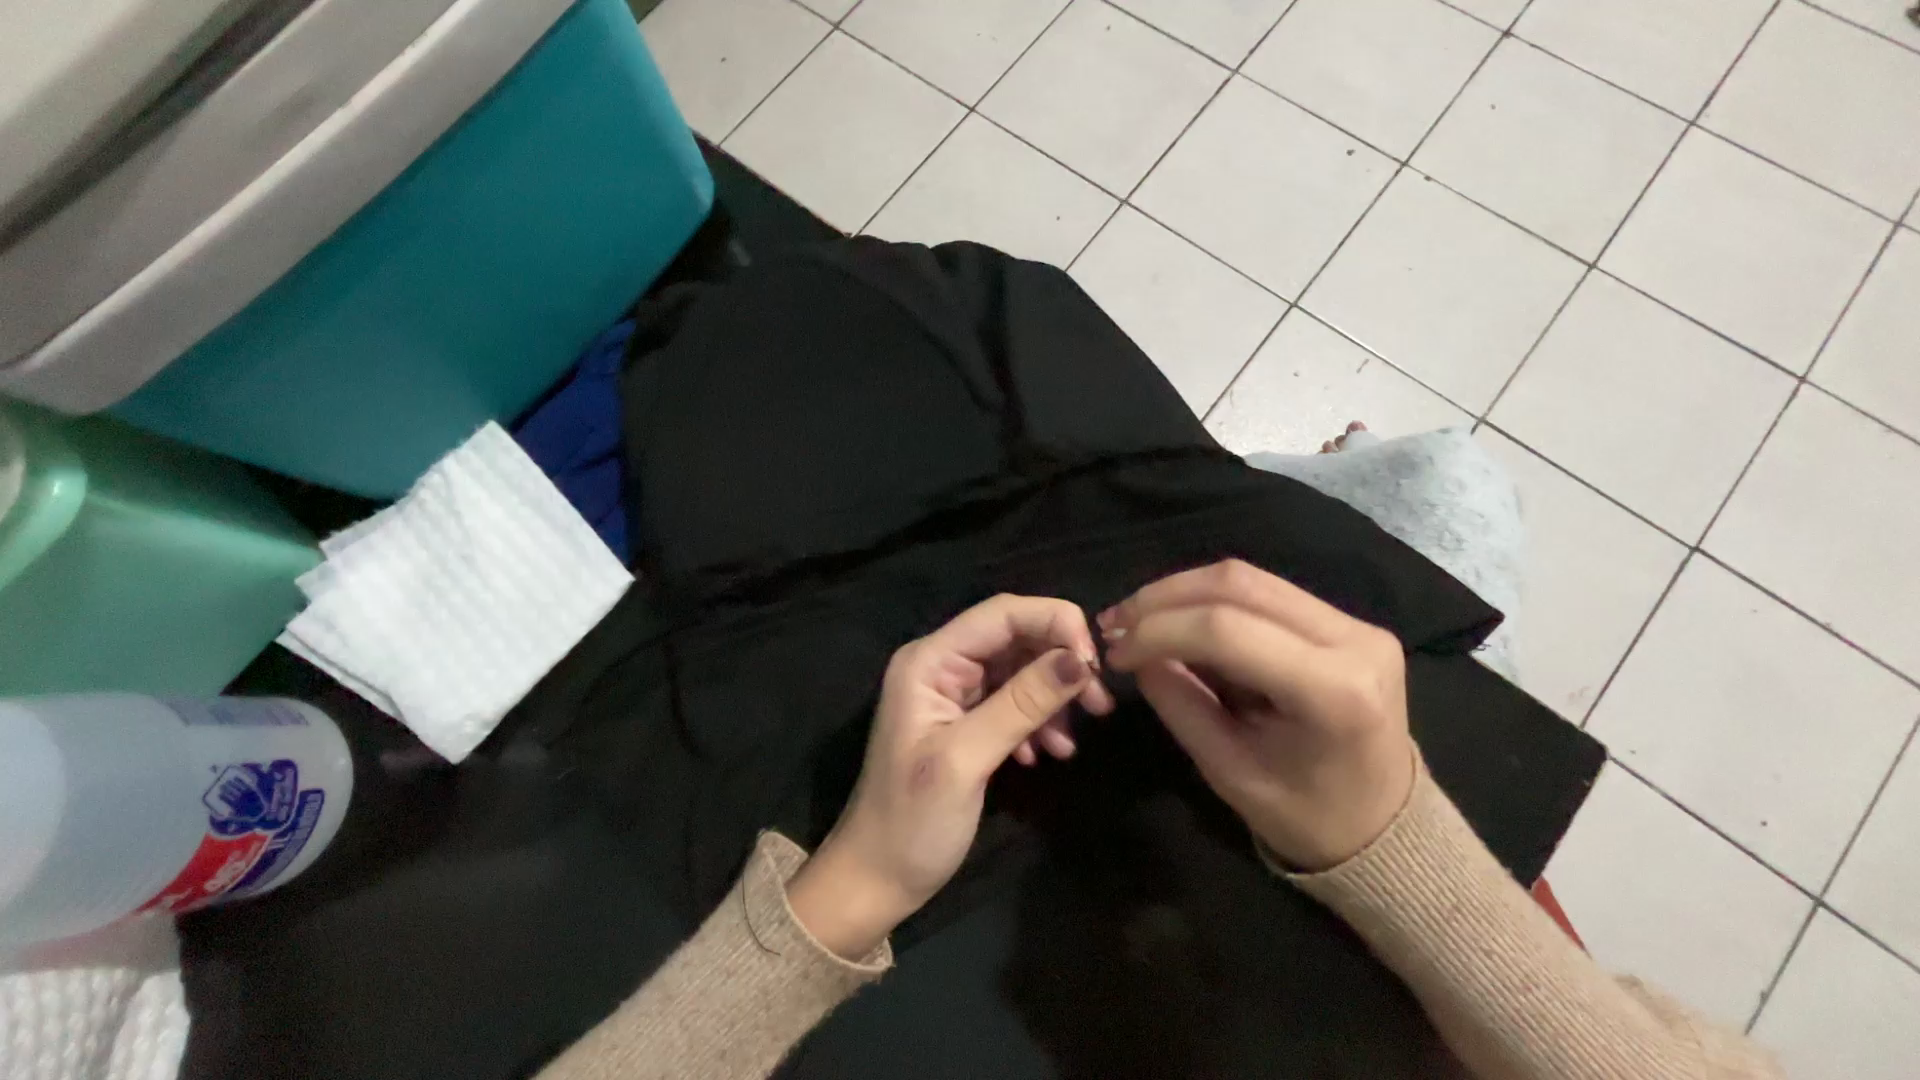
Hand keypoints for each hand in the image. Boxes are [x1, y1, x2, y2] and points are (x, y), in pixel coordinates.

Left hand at [787, 595, 1113, 957]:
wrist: (877, 879)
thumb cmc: (911, 821)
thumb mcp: (967, 759)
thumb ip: (1022, 703)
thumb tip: (1081, 661)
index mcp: (929, 660)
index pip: (1002, 613)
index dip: (1055, 624)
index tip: (1095, 666)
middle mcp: (940, 665)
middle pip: (1016, 638)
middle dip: (1060, 665)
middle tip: (1099, 706)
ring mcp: (952, 694)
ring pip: (1020, 671)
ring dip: (1052, 700)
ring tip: (1070, 746)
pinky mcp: (965, 722)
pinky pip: (1013, 702)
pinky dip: (1037, 722)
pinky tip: (1047, 755)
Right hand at [1100, 560, 1415, 871]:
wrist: (1386, 827)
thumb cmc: (1306, 816)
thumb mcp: (1229, 771)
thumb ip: (1180, 703)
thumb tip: (1134, 652)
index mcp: (1333, 690)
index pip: (1228, 631)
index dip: (1159, 630)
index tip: (1114, 651)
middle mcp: (1354, 639)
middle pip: (1239, 586)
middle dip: (1163, 598)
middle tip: (1114, 622)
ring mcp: (1355, 623)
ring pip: (1248, 578)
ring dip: (1180, 592)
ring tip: (1135, 618)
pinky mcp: (1345, 620)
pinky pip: (1263, 591)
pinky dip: (1208, 600)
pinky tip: (1175, 619)